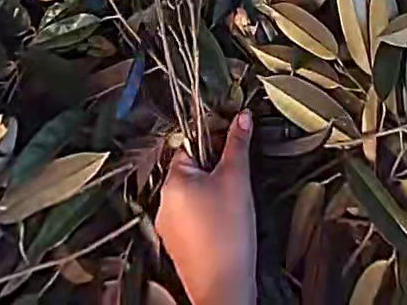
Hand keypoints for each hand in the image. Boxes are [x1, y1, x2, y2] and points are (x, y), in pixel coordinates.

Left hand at [154, 111, 255, 304]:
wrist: (224, 289)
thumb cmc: (227, 236)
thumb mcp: (237, 177)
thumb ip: (238, 143)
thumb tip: (242, 118)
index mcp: (173, 181)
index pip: (189, 146)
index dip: (212, 144)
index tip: (228, 148)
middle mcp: (164, 203)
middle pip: (191, 170)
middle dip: (213, 170)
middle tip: (233, 179)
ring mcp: (168, 227)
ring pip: (192, 195)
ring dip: (210, 193)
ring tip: (230, 205)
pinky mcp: (177, 246)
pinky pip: (191, 218)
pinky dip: (206, 216)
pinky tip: (223, 224)